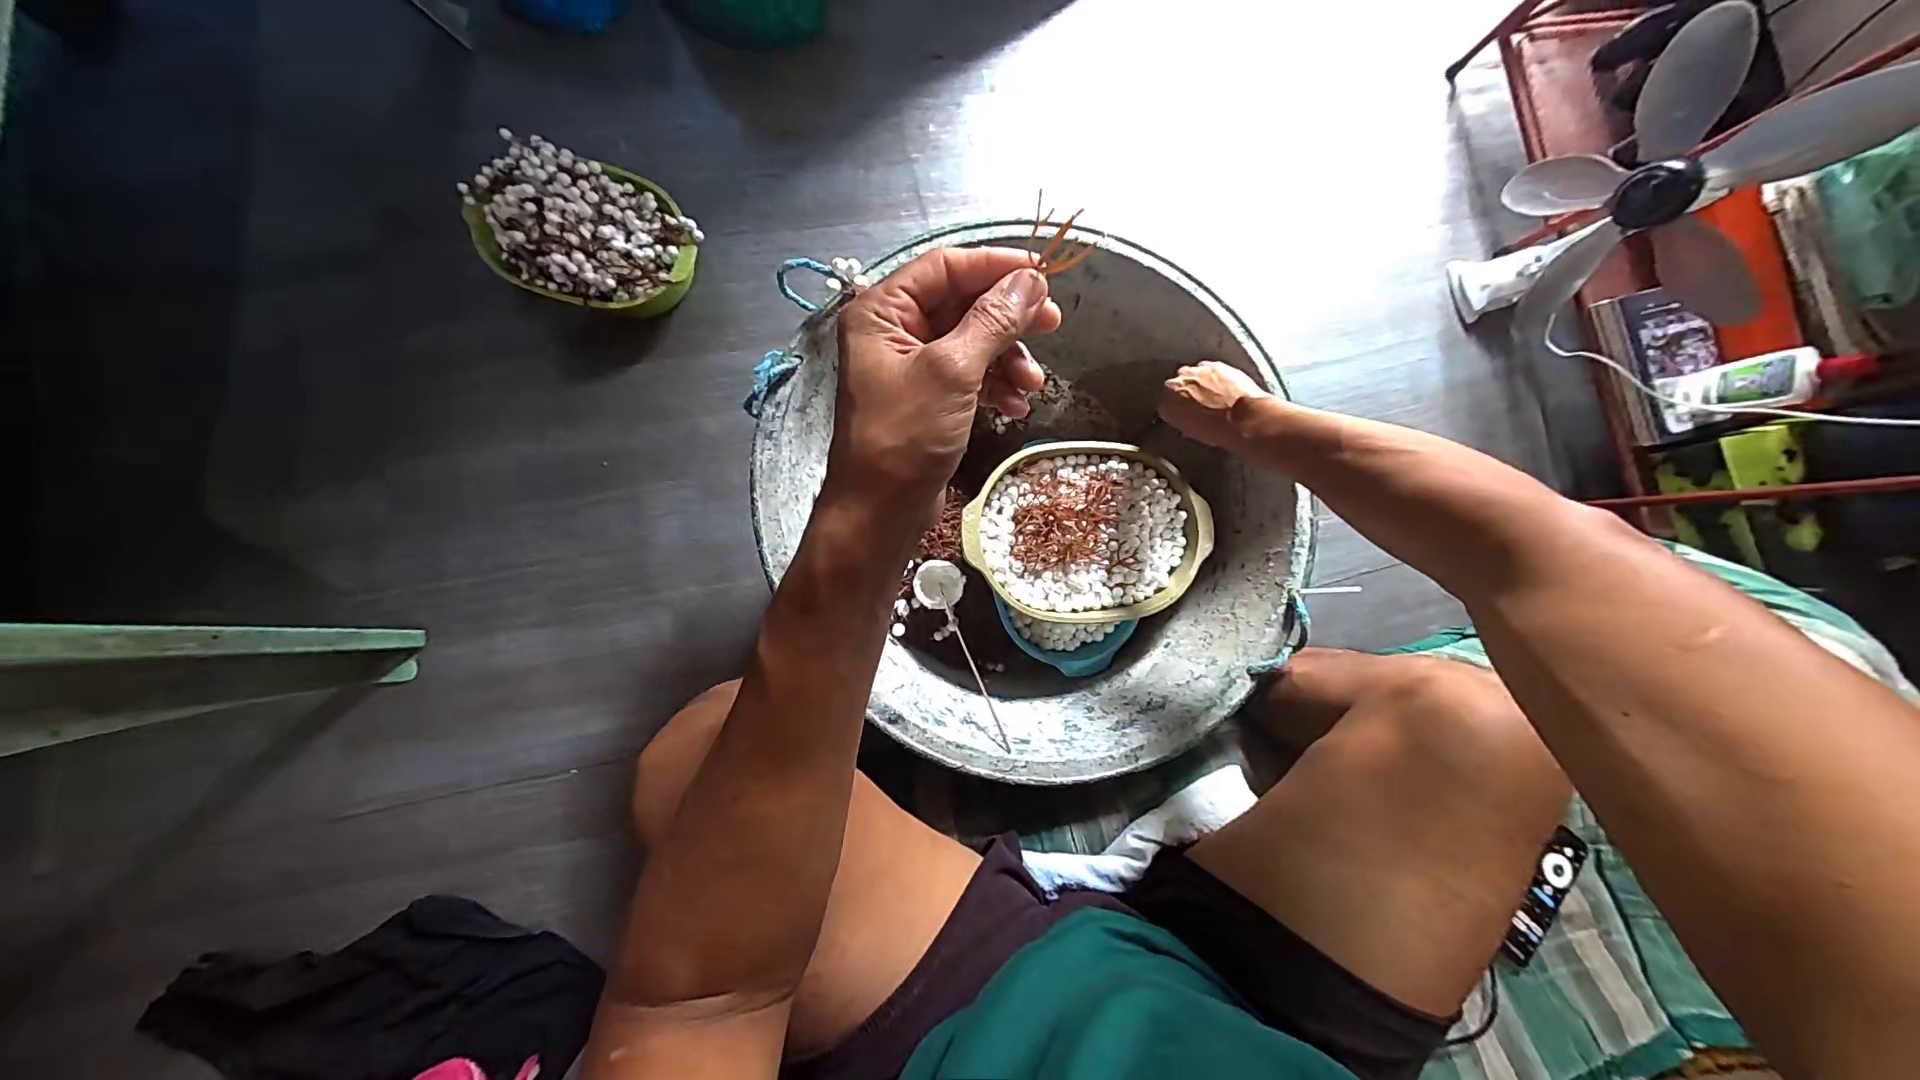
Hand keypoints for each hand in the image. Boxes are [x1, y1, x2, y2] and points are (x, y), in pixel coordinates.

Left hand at [829, 248, 1060, 501]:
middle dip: (1009, 319)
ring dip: (1008, 360)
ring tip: (1033, 385)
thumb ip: (992, 321)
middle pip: (963, 304)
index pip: (945, 267)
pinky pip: (970, 377)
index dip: (995, 266)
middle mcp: (894, 332)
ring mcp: (912, 367)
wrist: (881, 511)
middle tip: (1053, 323)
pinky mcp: (929, 399)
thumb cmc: (904, 436)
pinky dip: (995, 387)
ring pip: (973, 343)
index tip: (1042, 274)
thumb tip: (1030, 282)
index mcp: (883, 311)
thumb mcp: (951, 371)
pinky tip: (1015, 406)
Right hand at [1159, 361, 1269, 449]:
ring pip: (1191, 375)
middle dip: (1184, 392)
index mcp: (1166, 405)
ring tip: (1212, 393)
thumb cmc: (1217, 430)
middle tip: (1197, 402)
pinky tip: (1223, 386)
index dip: (1176, 409)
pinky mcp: (1213, 364)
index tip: (1185, 414)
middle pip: (1175, 386)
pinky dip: (1213, 376)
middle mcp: (1175, 384)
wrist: (1244, 417)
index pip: (1165, 405)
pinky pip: (1208, 370)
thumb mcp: (1192, 431)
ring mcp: (1194, 371)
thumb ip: (1181, 418)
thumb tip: (1184, 416)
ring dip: (1198, 382)